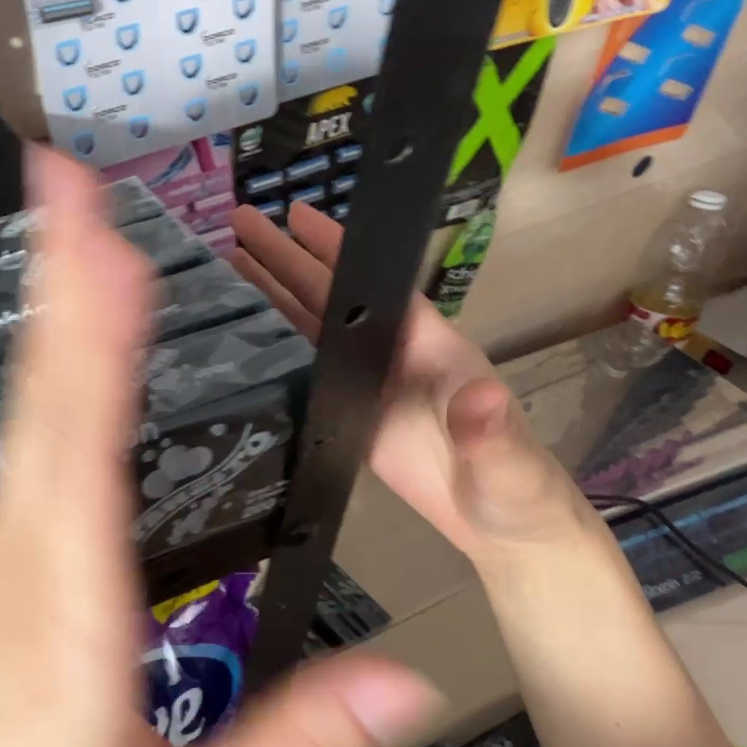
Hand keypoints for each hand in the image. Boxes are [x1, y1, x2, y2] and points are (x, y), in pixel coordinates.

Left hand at [0, 151, 440, 746]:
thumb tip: (396, 687)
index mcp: (72, 593)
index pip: (84, 424)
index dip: (89, 316)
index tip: (90, 229)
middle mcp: (26, 539)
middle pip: (49, 381)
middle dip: (60, 270)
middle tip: (64, 180)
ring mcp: (3, 533)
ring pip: (32, 394)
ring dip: (54, 304)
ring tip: (73, 226)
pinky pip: (27, 429)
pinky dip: (48, 365)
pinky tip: (65, 337)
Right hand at [228, 202, 598, 564]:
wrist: (501, 530)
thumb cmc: (516, 490)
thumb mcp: (509, 462)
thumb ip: (491, 431)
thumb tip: (478, 394)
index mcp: (428, 346)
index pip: (376, 286)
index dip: (337, 249)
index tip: (299, 216)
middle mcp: (389, 353)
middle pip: (329, 295)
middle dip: (287, 256)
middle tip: (242, 220)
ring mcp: (363, 381)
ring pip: (310, 323)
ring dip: (272, 289)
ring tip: (230, 256)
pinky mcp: (344, 410)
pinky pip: (303, 365)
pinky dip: (273, 339)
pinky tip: (241, 323)